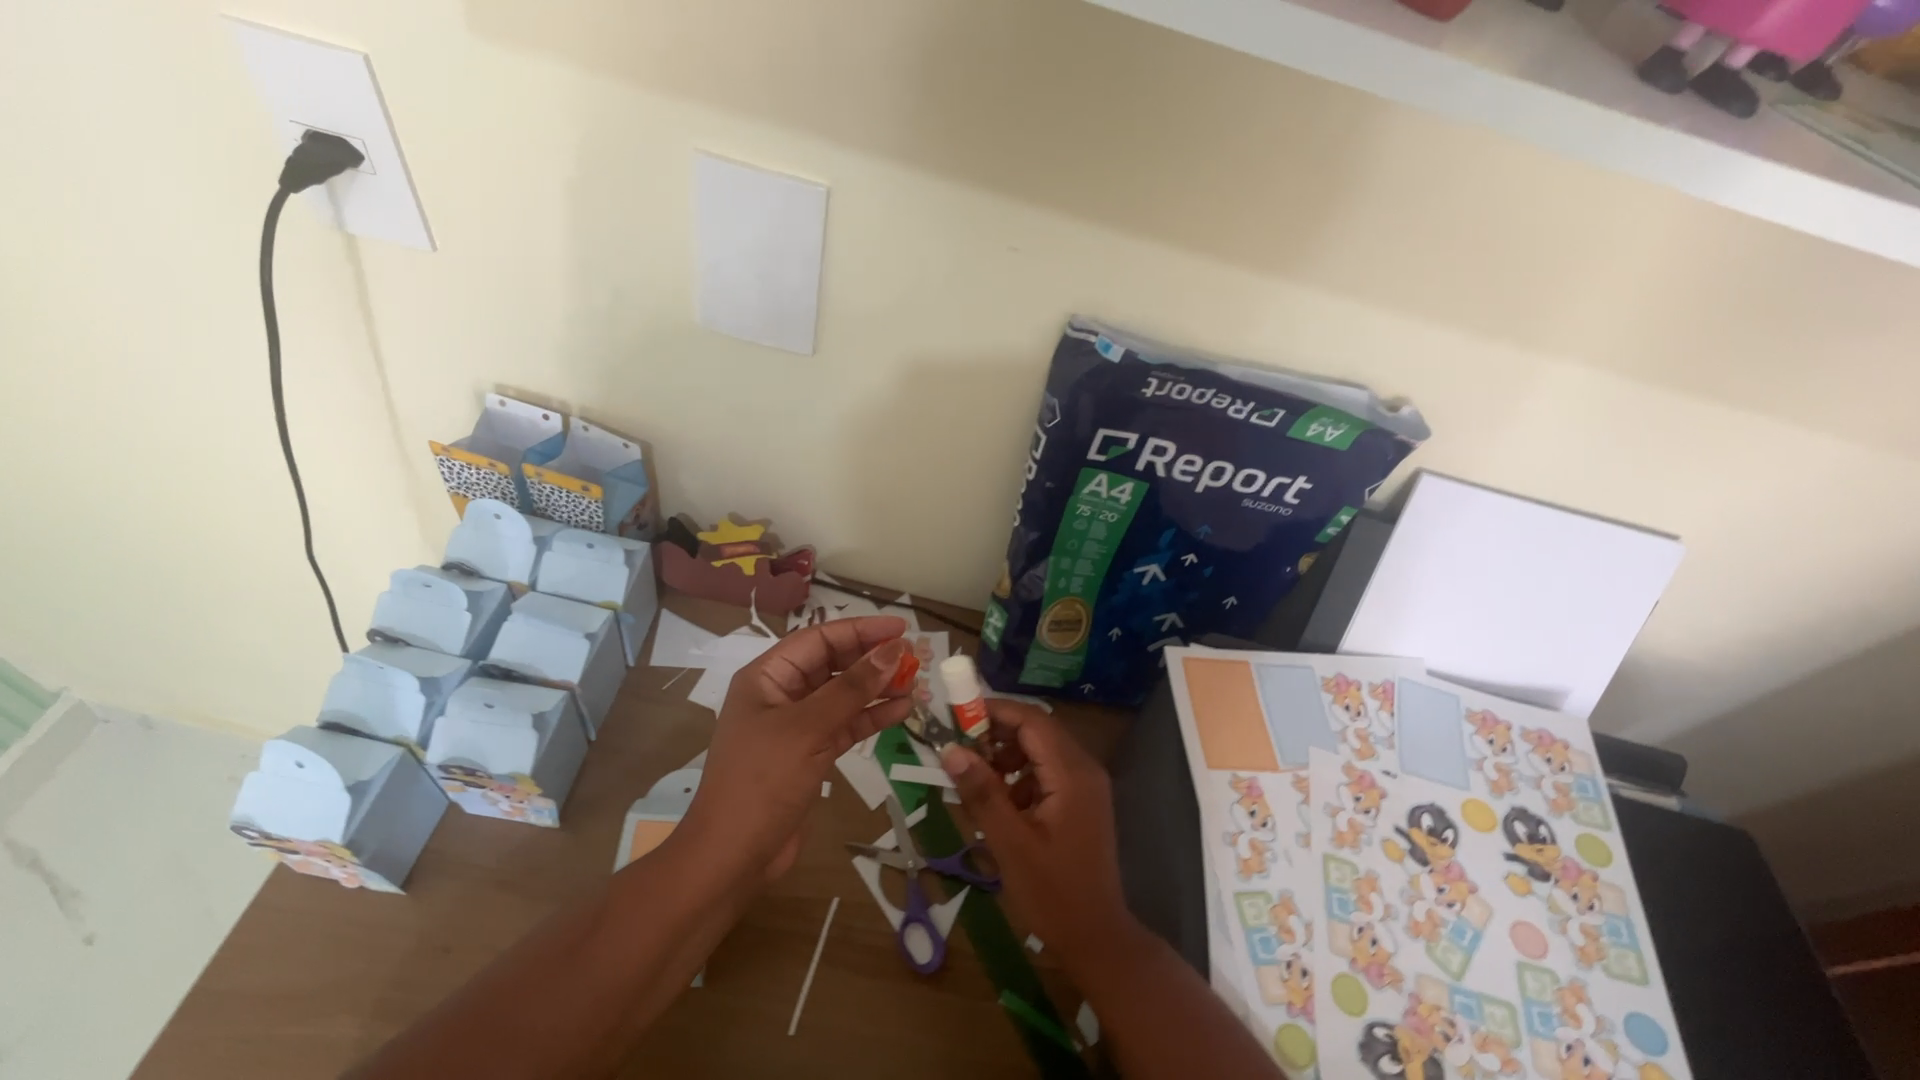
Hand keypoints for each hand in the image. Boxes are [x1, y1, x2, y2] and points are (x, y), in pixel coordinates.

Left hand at [682, 616, 914, 882]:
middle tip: (916, 657)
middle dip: (872, 659)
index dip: (861, 630)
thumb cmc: (762, 782)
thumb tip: (893, 650)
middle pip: (833, 664)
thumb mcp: (807, 729)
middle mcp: (781, 695)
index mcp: (767, 677)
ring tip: (916, 682)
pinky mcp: (810, 755)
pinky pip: (846, 725)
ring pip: (843, 695)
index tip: (902, 628)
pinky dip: (871, 717)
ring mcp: (796, 727)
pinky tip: (901, 711)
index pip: (819, 639)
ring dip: (877, 688)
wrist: (733, 855)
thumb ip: (851, 688)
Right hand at [939, 701, 1139, 964]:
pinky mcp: (1081, 803)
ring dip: (1006, 756)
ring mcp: (1086, 786)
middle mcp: (1084, 770)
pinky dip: (1020, 777)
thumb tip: (950, 749)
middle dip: (996, 734)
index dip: (993, 711)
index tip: (955, 717)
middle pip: (1037, 730)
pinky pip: (1047, 773)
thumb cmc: (1052, 892)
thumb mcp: (1009, 842)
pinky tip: (999, 805)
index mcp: (1071, 774)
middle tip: (958, 749)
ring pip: (1041, 751)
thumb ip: (981, 792)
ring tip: (974, 780)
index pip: (1032, 720)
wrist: (1096, 936)